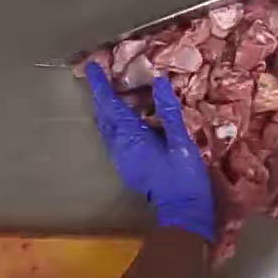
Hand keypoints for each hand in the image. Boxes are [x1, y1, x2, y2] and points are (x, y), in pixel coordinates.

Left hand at [85, 62, 214, 241]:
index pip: (111, 106)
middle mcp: (120, 148)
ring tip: (112, 92)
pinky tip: (129, 118)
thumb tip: (159, 82)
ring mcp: (122, 160)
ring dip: (108, 109)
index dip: (101, 86)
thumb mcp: (182, 142)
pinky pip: (115, 138)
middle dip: (101, 95)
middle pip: (104, 116)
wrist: (183, 211)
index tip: (92, 66)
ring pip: (107, 128)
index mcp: (132, 139)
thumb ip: (169, 112)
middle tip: (100, 75)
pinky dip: (116, 123)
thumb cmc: (184, 177)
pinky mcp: (128, 167)